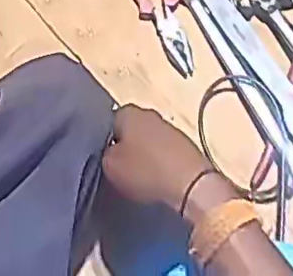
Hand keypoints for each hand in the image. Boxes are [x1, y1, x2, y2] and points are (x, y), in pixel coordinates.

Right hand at [102, 105, 234, 219]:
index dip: (105, 142)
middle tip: (120, 169)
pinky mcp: (181, 141)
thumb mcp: (111, 166)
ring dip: (142, 153)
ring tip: (139, 176)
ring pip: (146, 138)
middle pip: (128, 129)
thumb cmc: (145, 170)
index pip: (108, 122)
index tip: (105, 161)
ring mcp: (166, 125)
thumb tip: (108, 150)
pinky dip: (158, 160)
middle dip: (124, 146)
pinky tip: (156, 177)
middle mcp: (146, 112)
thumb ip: (104, 154)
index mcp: (127, 111)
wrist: (188, 180)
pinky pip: (162, 149)